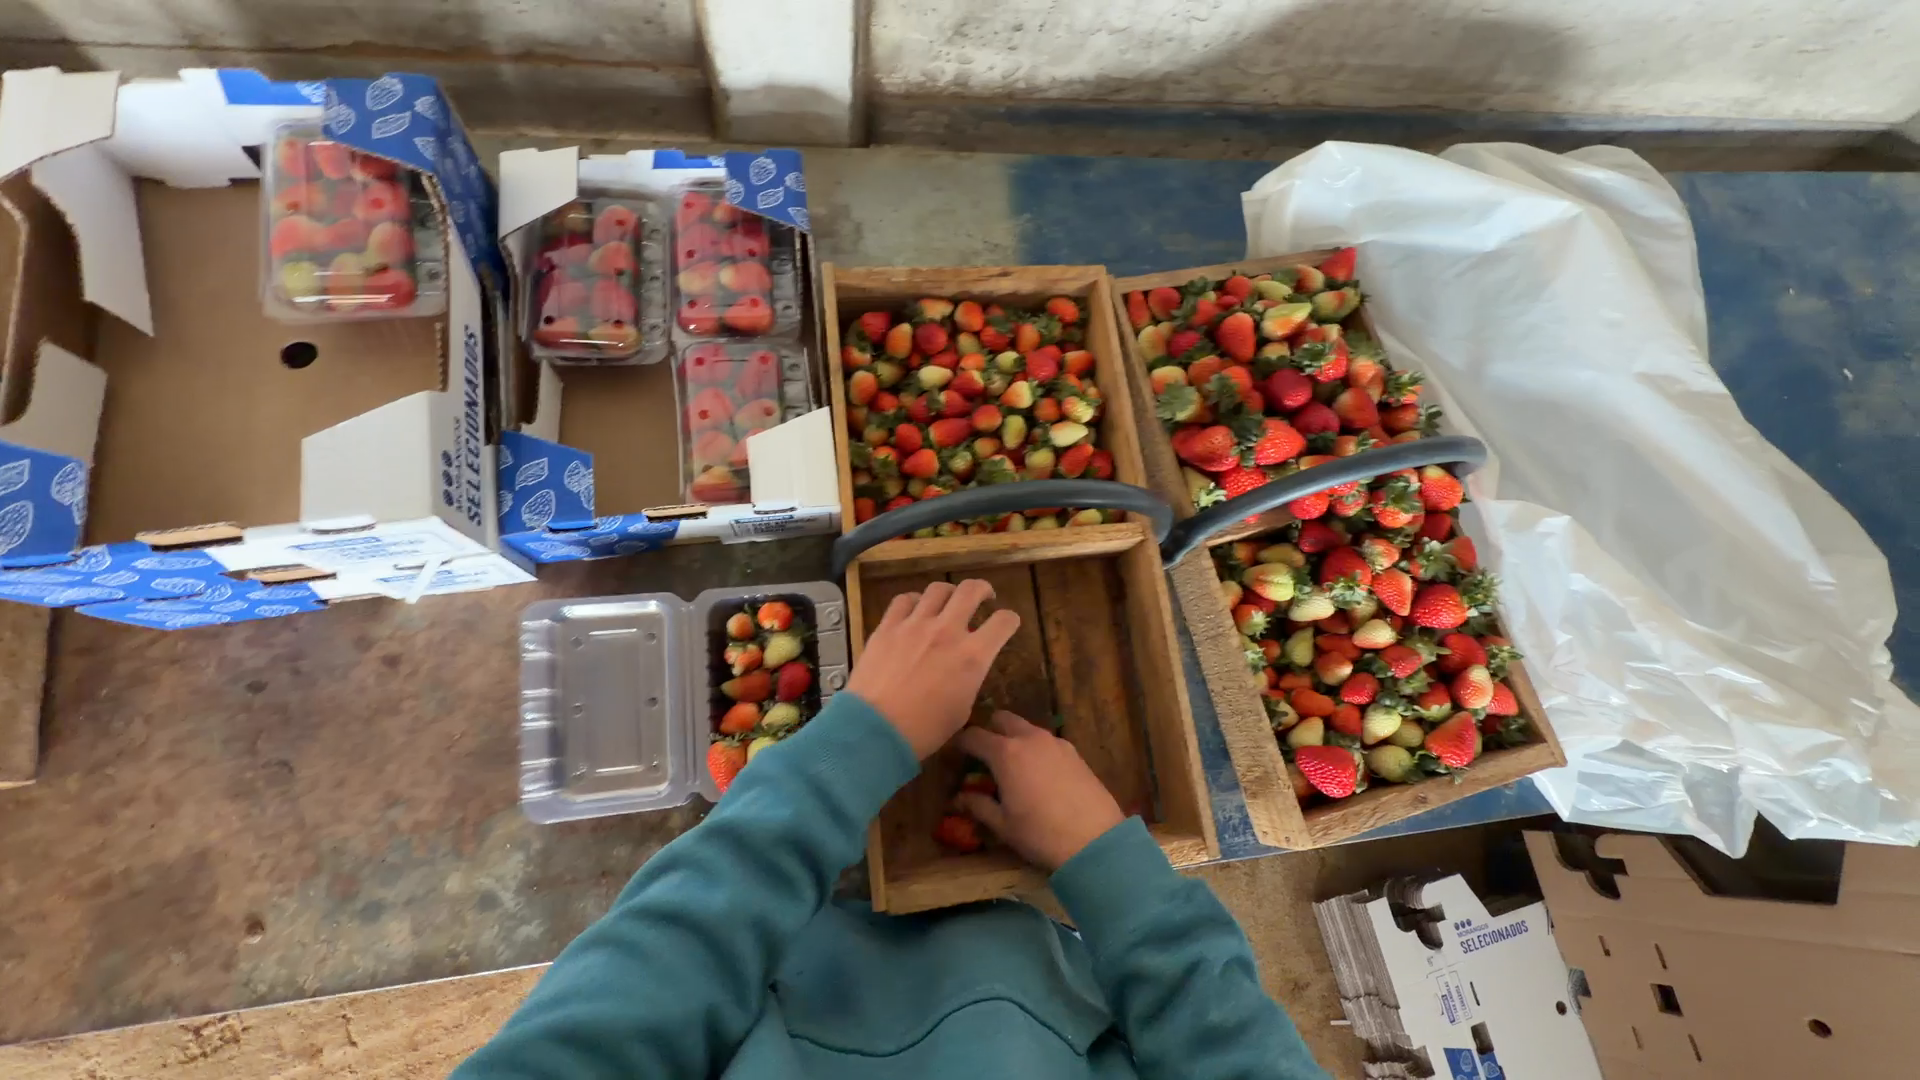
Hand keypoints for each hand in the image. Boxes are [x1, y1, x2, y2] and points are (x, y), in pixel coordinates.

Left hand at [846, 579, 1020, 758]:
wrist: (876, 730)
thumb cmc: (925, 730)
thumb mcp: (962, 709)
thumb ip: (968, 679)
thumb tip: (965, 668)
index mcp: (973, 655)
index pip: (1003, 622)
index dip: (1010, 619)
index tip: (1008, 622)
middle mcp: (947, 631)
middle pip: (971, 590)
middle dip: (983, 589)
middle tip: (984, 596)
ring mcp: (915, 624)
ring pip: (938, 589)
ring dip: (949, 592)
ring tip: (948, 600)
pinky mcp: (887, 626)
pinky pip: (904, 600)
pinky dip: (914, 600)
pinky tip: (914, 608)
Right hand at [956, 711, 1124, 871]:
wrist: (1095, 840)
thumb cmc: (1041, 834)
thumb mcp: (1003, 825)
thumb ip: (978, 805)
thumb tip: (959, 798)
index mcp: (1005, 753)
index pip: (974, 736)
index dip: (960, 742)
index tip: (954, 753)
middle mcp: (1030, 738)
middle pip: (1002, 719)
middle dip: (990, 731)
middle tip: (985, 756)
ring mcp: (1055, 742)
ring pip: (1027, 729)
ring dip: (1015, 739)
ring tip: (1013, 767)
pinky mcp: (1074, 752)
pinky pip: (1047, 742)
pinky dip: (1037, 749)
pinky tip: (1040, 775)